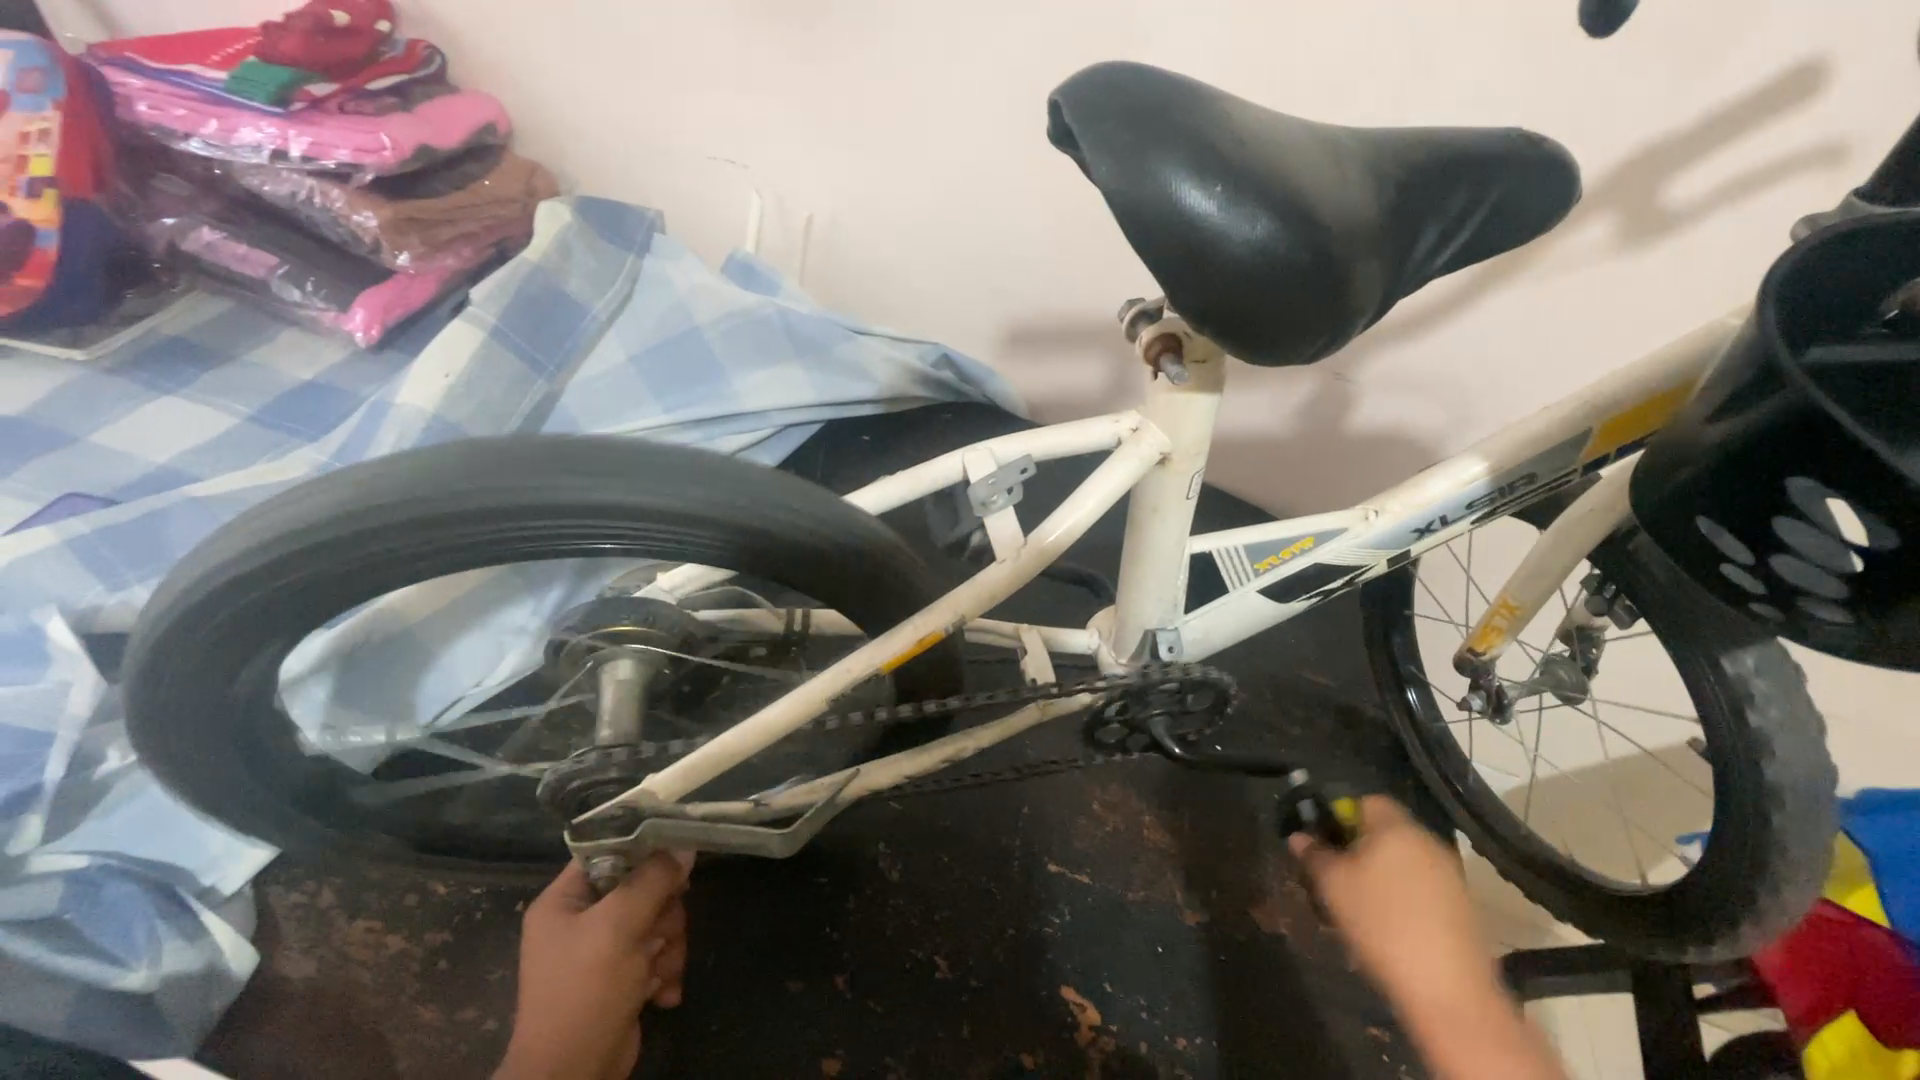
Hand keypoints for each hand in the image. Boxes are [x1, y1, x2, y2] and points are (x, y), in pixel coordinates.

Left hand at [494, 852, 693, 1079]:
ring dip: (668, 948)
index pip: (608, 852)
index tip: (675, 858)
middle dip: (662, 915)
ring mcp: (606, 950)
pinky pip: (660, 954)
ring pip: (660, 921)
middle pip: (645, 888)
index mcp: (565, 900)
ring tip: (655, 975)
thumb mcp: (618, 927)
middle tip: (657, 934)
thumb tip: (685, 844)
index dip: (643, 850)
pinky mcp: (625, 977)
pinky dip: (665, 972)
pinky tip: (659, 995)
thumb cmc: (584, 992)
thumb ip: (652, 880)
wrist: (572, 1075)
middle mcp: (584, 920)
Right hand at [1287, 797, 1498, 1013]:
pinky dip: (1402, 895)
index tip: (1324, 843)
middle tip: (1334, 875)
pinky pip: (1421, 885)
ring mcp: (1450, 874)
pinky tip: (1388, 925)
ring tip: (1357, 905)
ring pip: (1403, 860)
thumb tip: (1299, 836)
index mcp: (1396, 827)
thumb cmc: (1380, 922)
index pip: (1366, 801)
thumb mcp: (1332, 886)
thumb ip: (1313, 854)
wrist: (1446, 986)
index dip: (1341, 816)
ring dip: (1379, 873)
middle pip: (1385, 831)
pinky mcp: (1461, 905)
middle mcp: (1427, 841)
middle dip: (1357, 847)